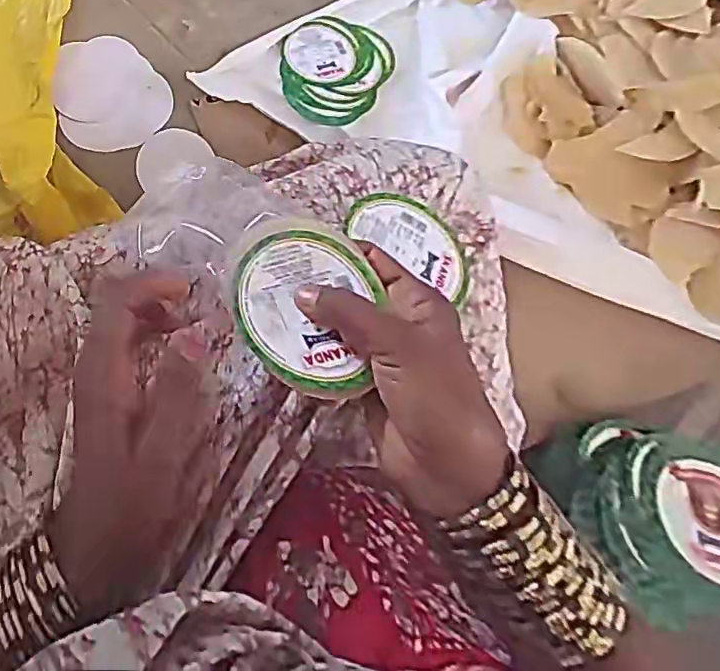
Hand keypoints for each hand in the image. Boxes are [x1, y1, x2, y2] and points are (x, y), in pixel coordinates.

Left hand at [49, 271, 215, 617]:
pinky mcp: (105, 388)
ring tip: (195, 323)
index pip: (117, 301)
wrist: (93, 548)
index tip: (192, 289)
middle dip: (157, 292)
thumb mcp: (164, 456)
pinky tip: (179, 349)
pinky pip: (126, 340)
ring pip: (120, 319)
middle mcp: (93, 365)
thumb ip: (179, 392)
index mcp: (103, 373)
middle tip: (199, 305)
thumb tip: (196, 332)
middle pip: (116, 303)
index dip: (153, 283)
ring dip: (156, 310)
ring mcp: (96, 375)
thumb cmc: (131, 506)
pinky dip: (152, 330)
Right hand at [296, 246, 509, 516]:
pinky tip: (281, 348)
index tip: (301, 248)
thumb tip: (302, 290)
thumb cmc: (435, 395)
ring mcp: (378, 356)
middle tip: (274, 278)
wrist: (450, 472)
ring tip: (269, 309)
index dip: (341, 252)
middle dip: (317, 289)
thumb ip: (349, 312)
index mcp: (416, 302)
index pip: (375, 262)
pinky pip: (331, 362)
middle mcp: (396, 323)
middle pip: (350, 295)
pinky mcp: (361, 385)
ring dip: (309, 324)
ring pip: (337, 330)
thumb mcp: (397, 344)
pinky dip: (310, 356)